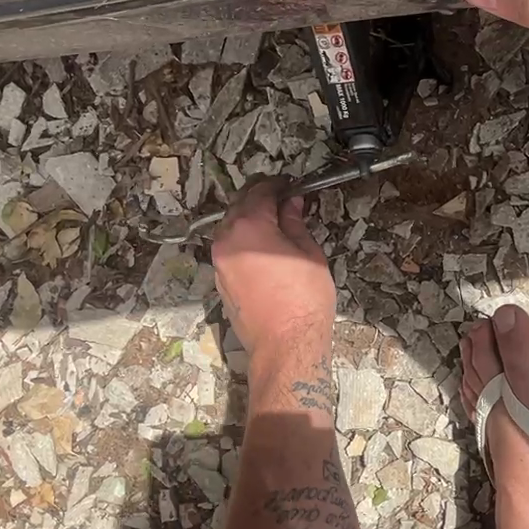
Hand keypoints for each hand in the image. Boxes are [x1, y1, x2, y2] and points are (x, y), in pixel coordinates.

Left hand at [211, 180, 334, 359]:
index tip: (292, 185)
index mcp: (249, 226)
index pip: (260, 192)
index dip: (278, 185)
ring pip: (231, 227)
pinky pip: (230, 248)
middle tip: (285, 199)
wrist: (285, 343)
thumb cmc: (304, 298)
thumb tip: (291, 205)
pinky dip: (245, 239)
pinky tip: (266, 246)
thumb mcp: (309, 253)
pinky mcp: (220, 279)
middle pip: (240, 205)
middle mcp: (226, 239)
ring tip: (277, 222)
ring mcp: (219, 261)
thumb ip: (295, 224)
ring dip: (251, 218)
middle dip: (261, 198)